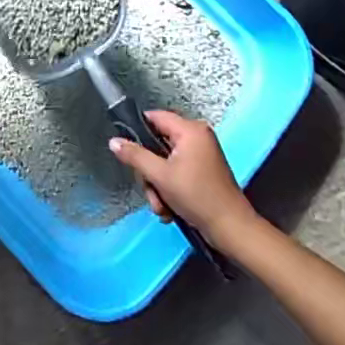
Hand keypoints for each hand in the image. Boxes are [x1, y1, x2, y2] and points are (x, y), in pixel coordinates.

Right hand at [109, 111, 255, 241]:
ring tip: (162, 206)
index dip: (137, 130)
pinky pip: (176, 173)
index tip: (126, 148)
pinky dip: (170, 190)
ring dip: (158, 186)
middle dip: (150, 172)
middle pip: (158, 144)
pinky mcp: (202, 172)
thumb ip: (135, 156)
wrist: (230, 227)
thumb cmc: (197, 196)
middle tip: (152, 190)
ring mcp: (201, 155)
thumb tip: (114, 141)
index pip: (155, 117)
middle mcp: (197, 137)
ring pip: (164, 163)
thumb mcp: (160, 176)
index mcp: (191, 130)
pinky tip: (170, 209)